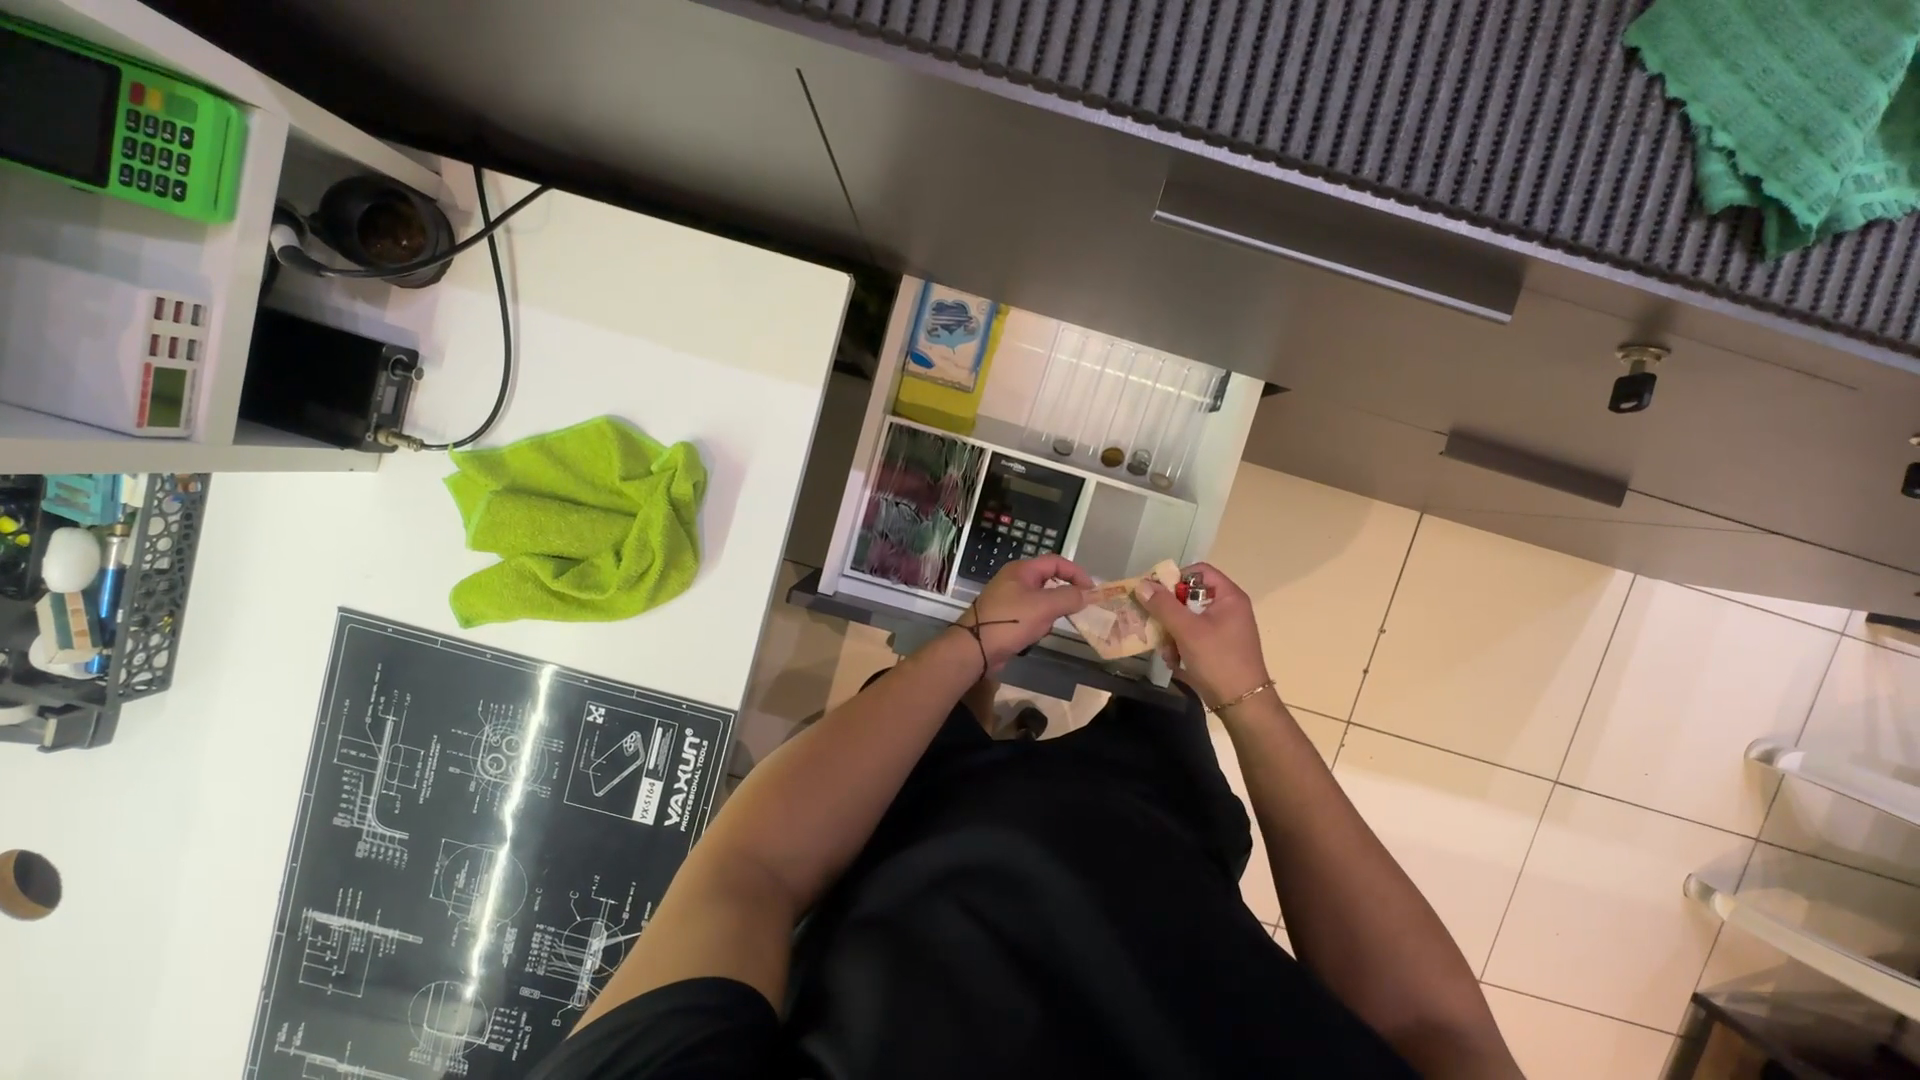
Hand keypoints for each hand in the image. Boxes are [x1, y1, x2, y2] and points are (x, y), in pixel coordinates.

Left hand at [956, 555, 1094, 675]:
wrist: (976, 648)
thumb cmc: (1010, 621)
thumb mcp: (1044, 606)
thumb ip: (1069, 597)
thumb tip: (1087, 594)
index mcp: (1021, 570)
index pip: (1055, 562)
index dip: (1076, 573)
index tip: (1091, 591)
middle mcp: (1014, 581)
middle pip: (1048, 581)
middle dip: (1064, 595)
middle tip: (1079, 609)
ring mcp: (1008, 600)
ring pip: (1040, 600)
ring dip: (1050, 612)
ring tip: (1051, 625)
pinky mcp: (1005, 618)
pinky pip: (1030, 616)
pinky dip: (1038, 624)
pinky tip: (1036, 636)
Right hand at [1133, 562, 1271, 708]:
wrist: (1242, 703)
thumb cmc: (1218, 660)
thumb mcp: (1187, 630)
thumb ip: (1163, 605)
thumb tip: (1142, 584)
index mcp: (1229, 597)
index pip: (1199, 572)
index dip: (1175, 578)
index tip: (1154, 593)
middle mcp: (1228, 608)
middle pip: (1189, 596)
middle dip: (1169, 613)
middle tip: (1154, 623)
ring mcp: (1223, 628)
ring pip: (1187, 618)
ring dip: (1171, 633)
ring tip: (1166, 651)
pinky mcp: (1217, 646)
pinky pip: (1192, 636)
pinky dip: (1180, 646)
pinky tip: (1174, 661)